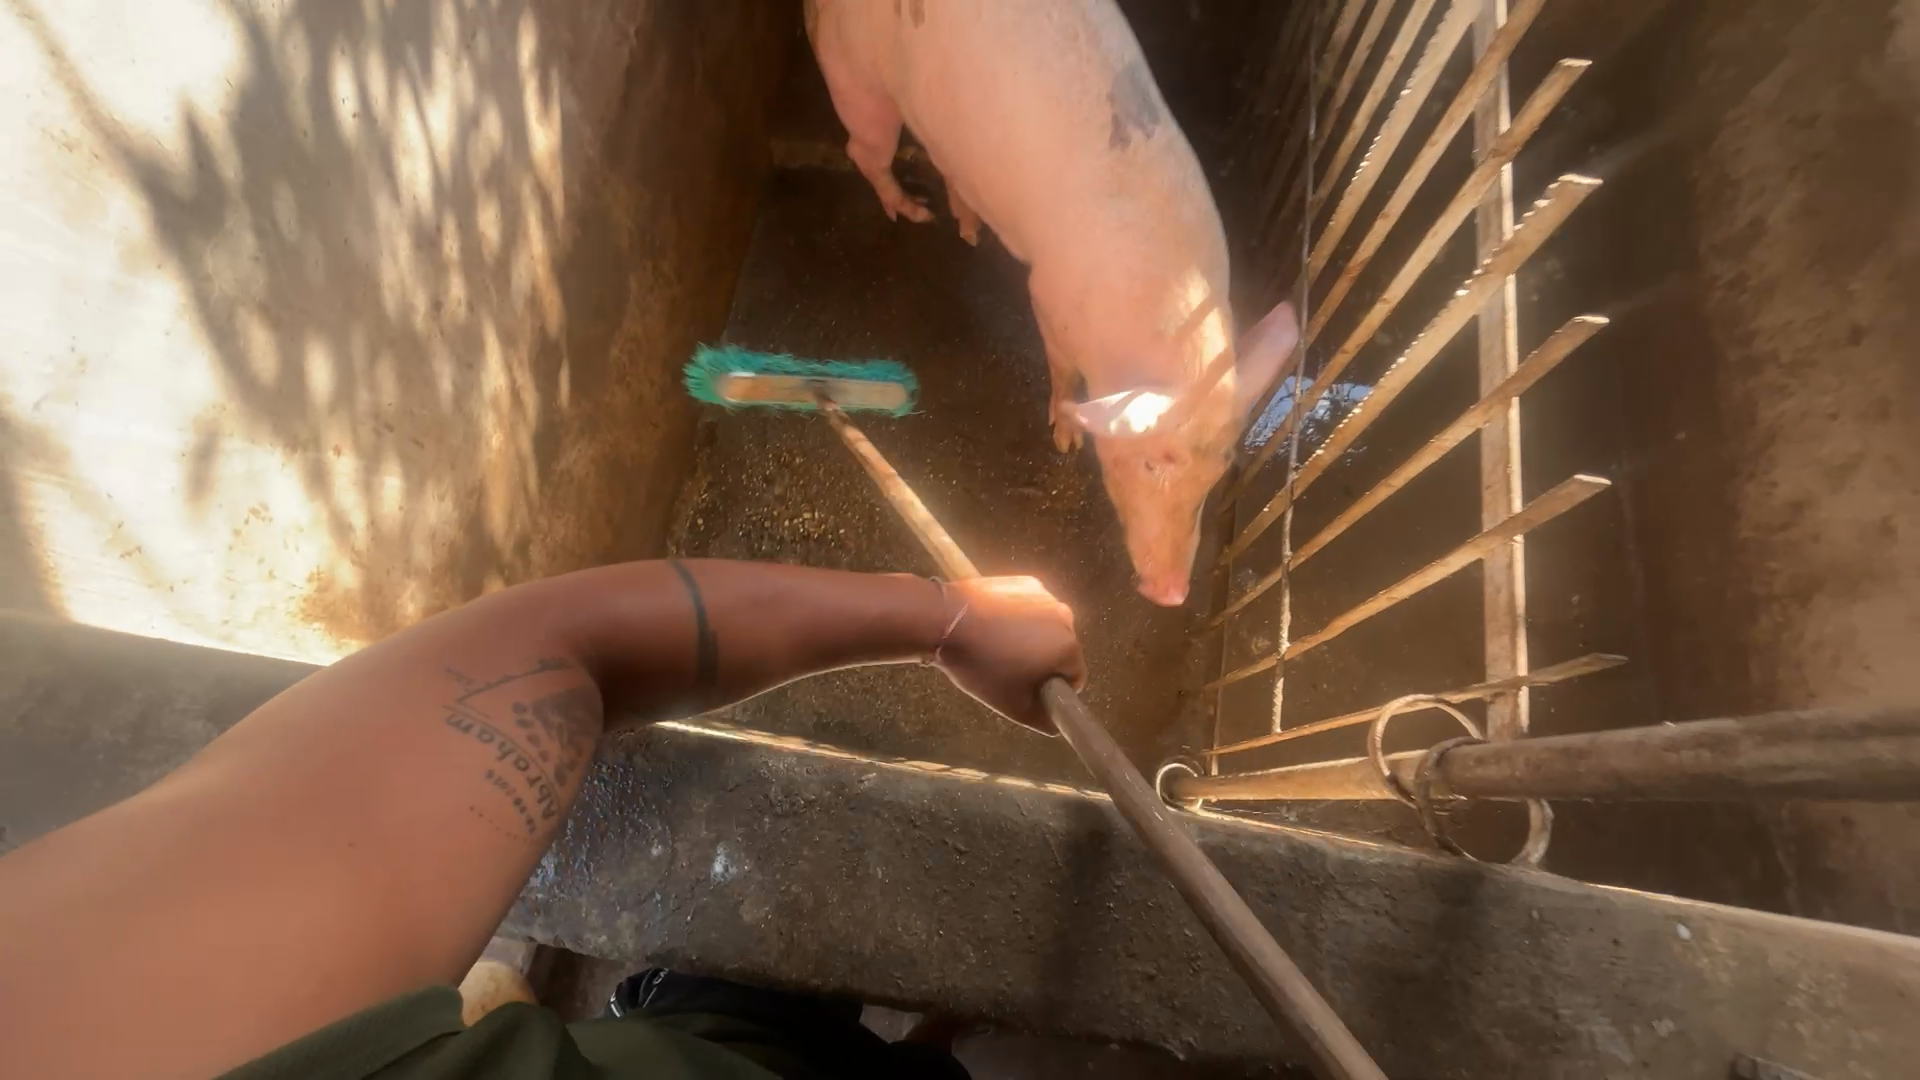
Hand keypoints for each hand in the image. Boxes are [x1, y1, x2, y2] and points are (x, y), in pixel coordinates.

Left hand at [931, 577, 1086, 732]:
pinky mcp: (1026, 581)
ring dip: (1032, 637)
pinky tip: (995, 622)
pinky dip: (1020, 616)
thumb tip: (1056, 722)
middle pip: (1062, 649)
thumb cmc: (982, 666)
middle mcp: (1066, 617)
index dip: (1052, 689)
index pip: (1075, 678)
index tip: (1026, 689)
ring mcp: (1046, 595)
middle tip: (1009, 669)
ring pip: (1048, 627)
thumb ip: (1043, 720)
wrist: (947, 621)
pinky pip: (1033, 607)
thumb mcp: (1013, 706)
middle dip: (1043, 661)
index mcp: (1069, 647)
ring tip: (998, 645)